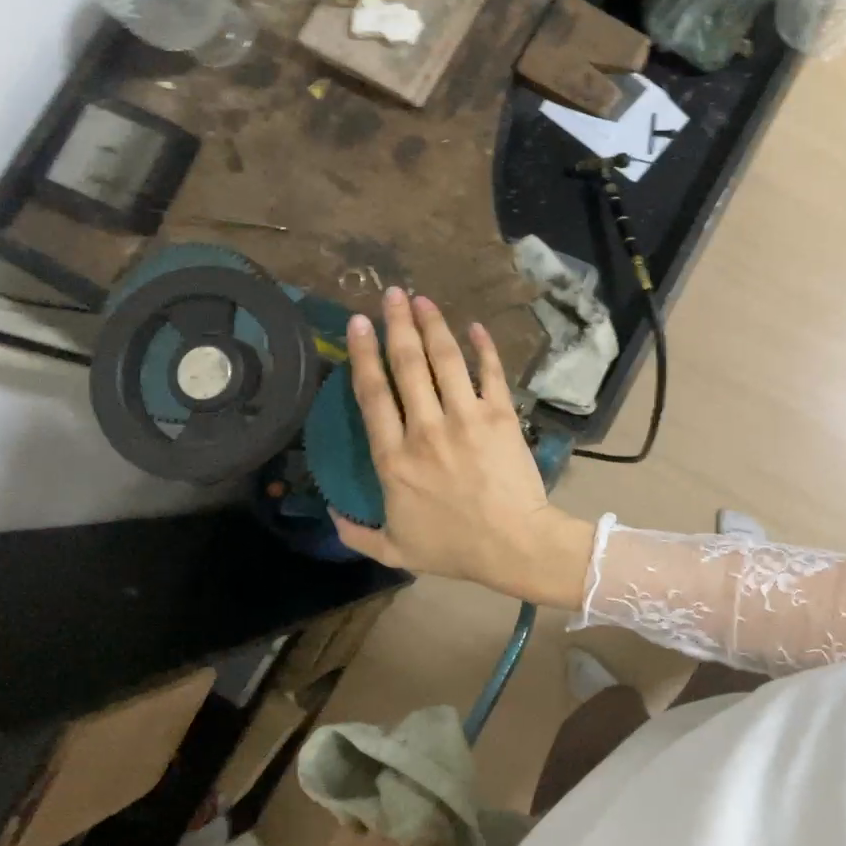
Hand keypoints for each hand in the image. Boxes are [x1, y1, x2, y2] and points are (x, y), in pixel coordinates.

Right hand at [330, 286, 594, 609]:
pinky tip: (475, 327)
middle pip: (407, 365)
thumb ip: (358, 533)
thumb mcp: (395, 550)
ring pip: (444, 361)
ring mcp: (466, 418)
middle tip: (392, 294)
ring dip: (433, 326)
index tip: (359, 324)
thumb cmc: (455, 548)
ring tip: (423, 300)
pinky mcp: (501, 416)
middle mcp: (425, 429)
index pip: (372, 395)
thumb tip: (331, 514)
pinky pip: (490, 373)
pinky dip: (483, 348)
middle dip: (397, 325)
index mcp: (393, 459)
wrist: (514, 543)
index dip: (363, 355)